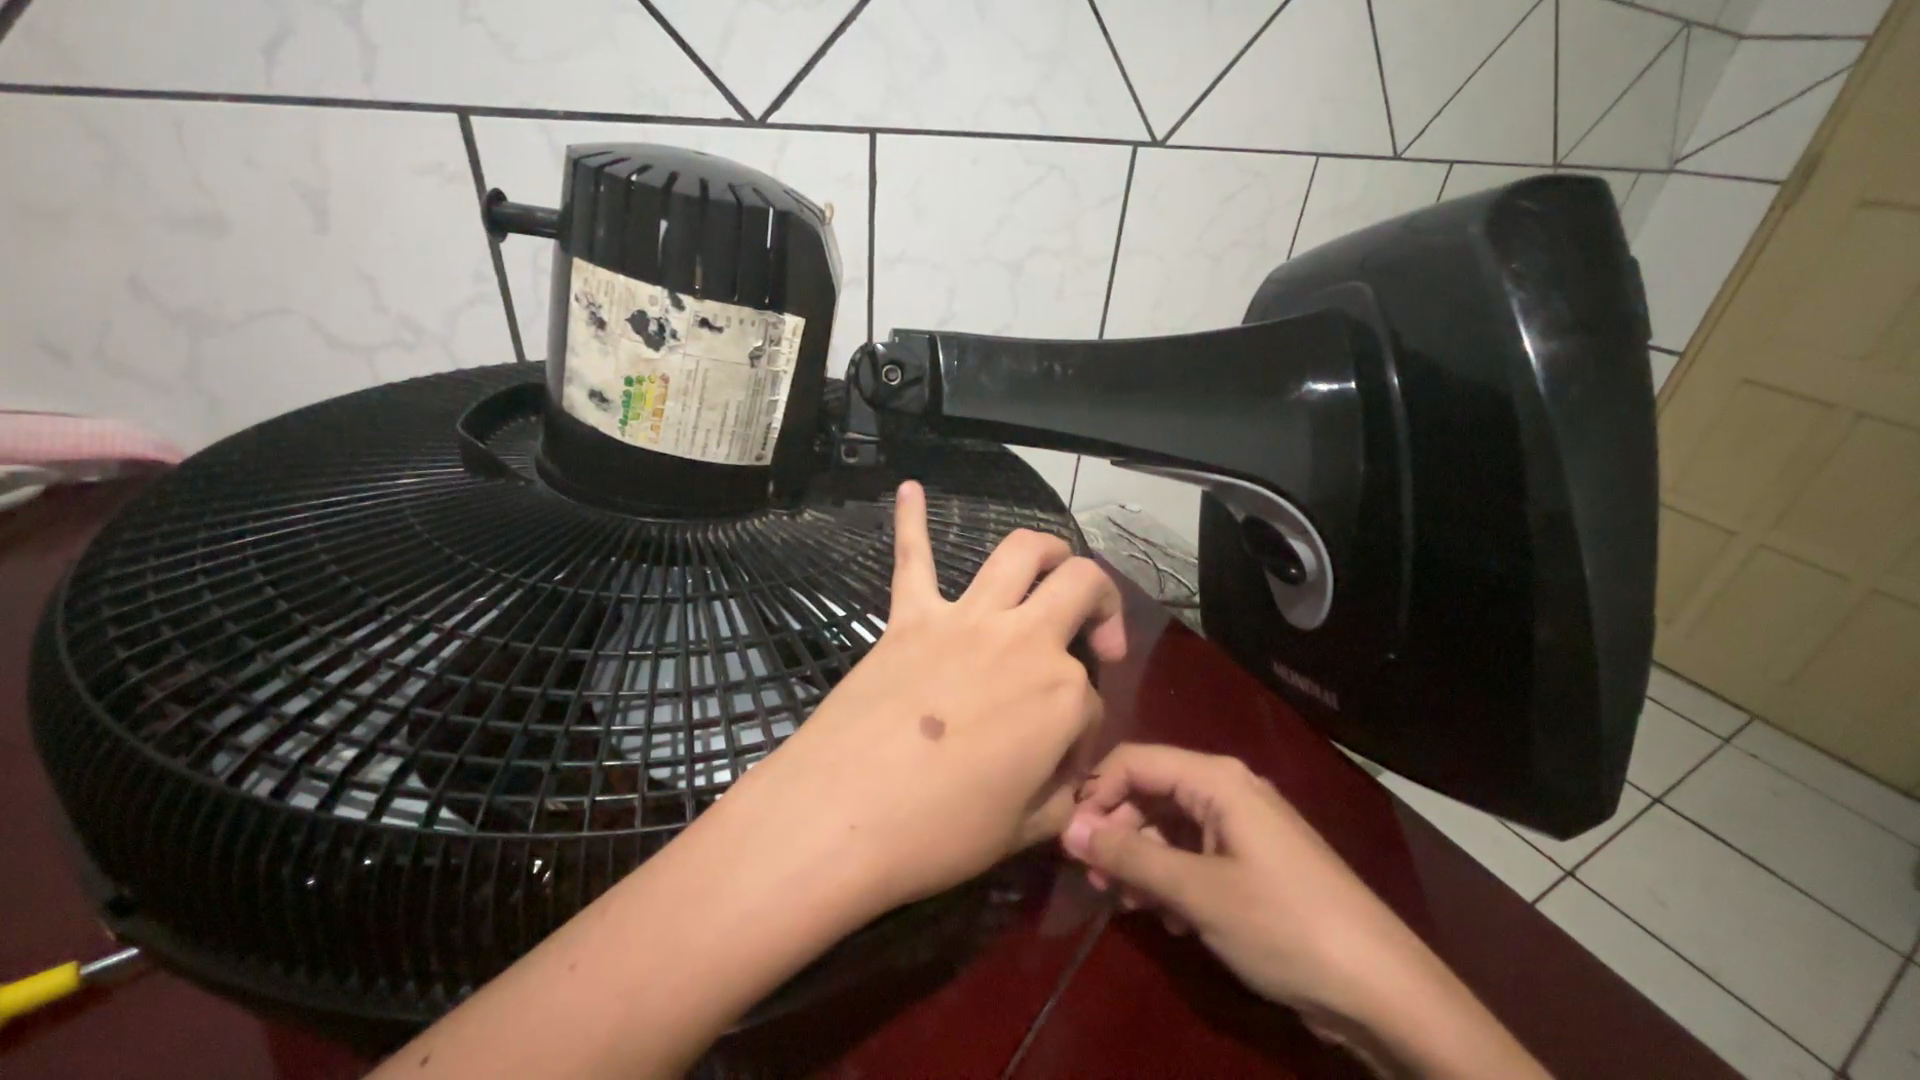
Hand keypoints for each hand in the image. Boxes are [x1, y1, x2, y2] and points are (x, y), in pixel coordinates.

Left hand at [721, 481, 1126, 915]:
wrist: (841, 815)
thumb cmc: (939, 834)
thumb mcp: (1025, 832)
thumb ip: (1061, 795)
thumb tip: (1066, 774)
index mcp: (1063, 695)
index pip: (1092, 700)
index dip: (1081, 734)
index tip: (1056, 767)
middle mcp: (1025, 640)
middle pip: (1083, 589)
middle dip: (1103, 605)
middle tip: (1097, 640)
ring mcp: (965, 620)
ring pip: (1021, 553)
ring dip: (1049, 551)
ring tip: (1055, 567)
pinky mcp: (909, 617)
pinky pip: (912, 557)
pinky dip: (911, 520)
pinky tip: (909, 487)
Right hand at [1062, 744, 1550, 1079]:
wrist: (1379, 987)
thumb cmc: (1282, 925)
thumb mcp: (1196, 892)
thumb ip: (1129, 858)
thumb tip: (1069, 830)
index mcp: (1217, 780)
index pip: (1135, 760)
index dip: (1096, 793)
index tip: (1069, 841)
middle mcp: (1229, 792)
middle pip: (1151, 792)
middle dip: (1118, 832)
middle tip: (1093, 881)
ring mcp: (1245, 830)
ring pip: (1170, 828)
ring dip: (1142, 863)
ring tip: (1126, 905)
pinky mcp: (1254, 865)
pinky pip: (1196, 856)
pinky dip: (1173, 880)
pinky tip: (1170, 920)